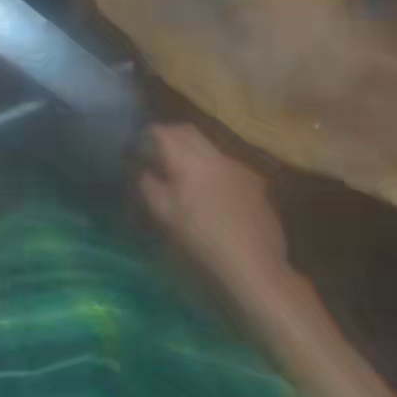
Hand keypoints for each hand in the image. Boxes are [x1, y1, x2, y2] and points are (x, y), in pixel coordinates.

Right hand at [140, 123, 288, 284]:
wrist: (254, 265)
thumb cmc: (203, 238)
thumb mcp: (165, 214)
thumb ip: (149, 185)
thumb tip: (145, 171)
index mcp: (191, 162)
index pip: (165, 132)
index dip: (150, 133)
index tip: (142, 142)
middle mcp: (216, 157)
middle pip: (189, 131)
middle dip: (172, 134)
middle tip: (160, 148)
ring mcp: (239, 169)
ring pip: (210, 145)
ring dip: (193, 149)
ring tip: (185, 168)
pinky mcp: (255, 183)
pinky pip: (227, 163)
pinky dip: (212, 165)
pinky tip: (211, 187)